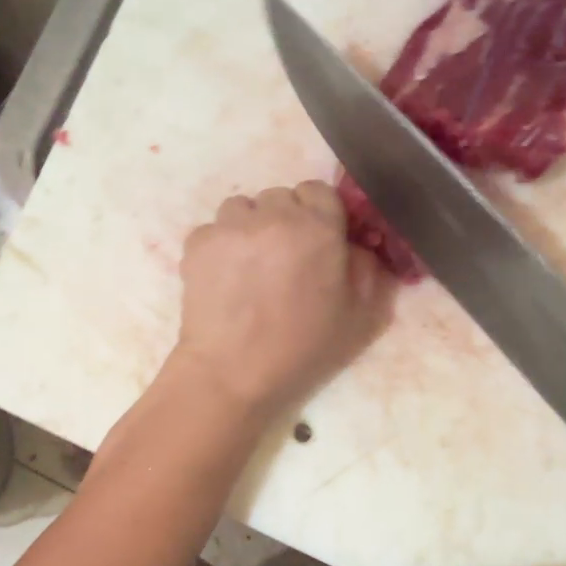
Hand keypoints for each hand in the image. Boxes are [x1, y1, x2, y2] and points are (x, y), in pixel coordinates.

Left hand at [169, 182, 392, 415]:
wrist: (231, 374)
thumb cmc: (300, 352)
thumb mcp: (359, 318)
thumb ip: (367, 270)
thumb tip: (354, 245)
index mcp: (319, 227)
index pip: (319, 191)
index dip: (316, 217)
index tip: (313, 246)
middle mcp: (274, 216)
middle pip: (279, 198)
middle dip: (282, 222)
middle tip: (280, 263)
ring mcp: (231, 228)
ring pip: (242, 209)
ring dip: (247, 230)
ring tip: (248, 269)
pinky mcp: (197, 245)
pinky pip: (211, 231)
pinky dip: (217, 248)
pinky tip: (222, 279)